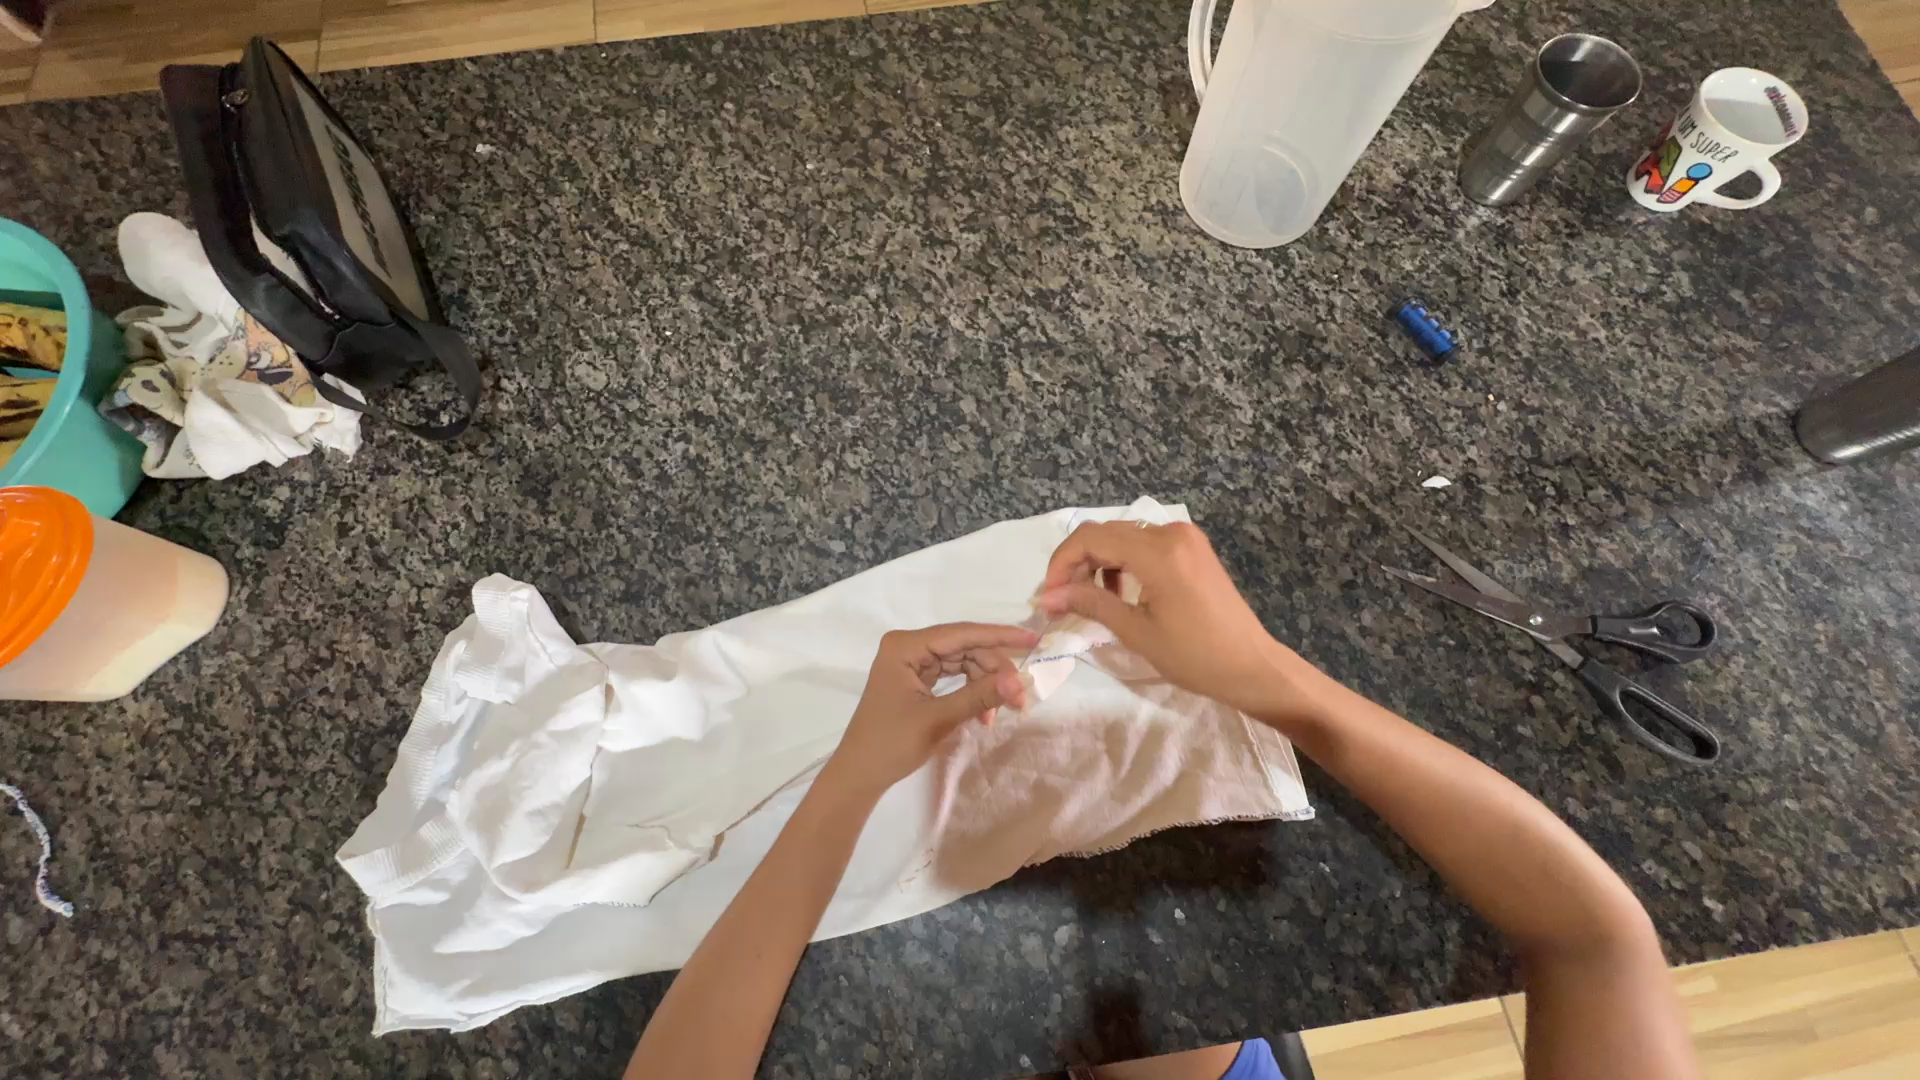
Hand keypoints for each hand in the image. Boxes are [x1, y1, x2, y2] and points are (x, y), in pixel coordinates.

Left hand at [825, 622, 1038, 793]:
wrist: (860, 775)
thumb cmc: (891, 743)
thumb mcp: (938, 719)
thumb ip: (979, 697)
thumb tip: (1020, 682)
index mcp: (905, 646)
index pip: (961, 634)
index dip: (999, 637)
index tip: (1032, 640)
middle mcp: (908, 647)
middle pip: (964, 648)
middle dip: (994, 670)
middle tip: (1019, 697)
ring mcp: (912, 663)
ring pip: (963, 662)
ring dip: (986, 684)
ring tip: (1004, 712)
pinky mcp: (916, 679)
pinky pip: (954, 676)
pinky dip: (972, 692)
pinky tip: (985, 715)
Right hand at [1036, 521, 1321, 722]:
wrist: (1251, 666)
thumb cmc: (1194, 656)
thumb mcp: (1136, 631)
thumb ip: (1090, 604)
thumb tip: (1046, 597)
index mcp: (1158, 551)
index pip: (1090, 538)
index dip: (1062, 563)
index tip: (1049, 596)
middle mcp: (1170, 532)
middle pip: (1104, 533)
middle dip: (1077, 563)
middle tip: (1061, 600)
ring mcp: (1184, 537)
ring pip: (1122, 537)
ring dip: (1098, 563)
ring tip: (1089, 600)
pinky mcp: (1191, 547)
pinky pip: (1143, 544)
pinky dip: (1122, 563)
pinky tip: (1120, 593)